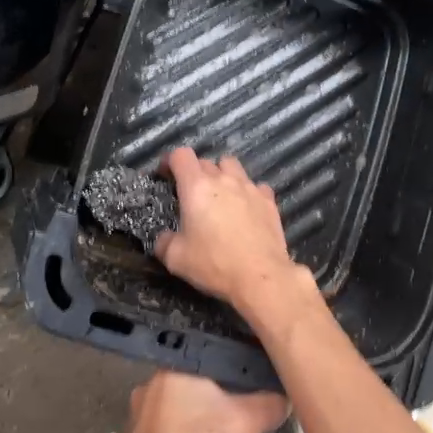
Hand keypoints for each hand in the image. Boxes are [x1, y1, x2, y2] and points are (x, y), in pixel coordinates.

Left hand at [123, 370, 287, 432]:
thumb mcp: (247, 422)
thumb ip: (270, 404)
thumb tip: (283, 399)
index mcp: (171, 368)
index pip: (209, 360)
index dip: (232, 375)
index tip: (249, 388)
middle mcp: (149, 386)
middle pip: (194, 387)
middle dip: (215, 402)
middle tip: (237, 418)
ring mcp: (137, 417)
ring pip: (179, 412)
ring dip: (198, 424)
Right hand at [154, 148, 302, 309]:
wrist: (261, 277)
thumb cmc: (214, 264)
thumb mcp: (176, 259)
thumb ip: (164, 242)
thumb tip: (164, 238)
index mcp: (196, 187)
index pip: (181, 155)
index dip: (170, 161)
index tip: (166, 175)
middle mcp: (223, 180)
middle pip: (205, 161)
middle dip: (195, 173)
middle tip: (191, 195)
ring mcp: (249, 187)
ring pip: (232, 166)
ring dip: (222, 175)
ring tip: (220, 196)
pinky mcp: (268, 200)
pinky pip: (255, 186)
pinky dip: (247, 192)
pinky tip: (246, 209)